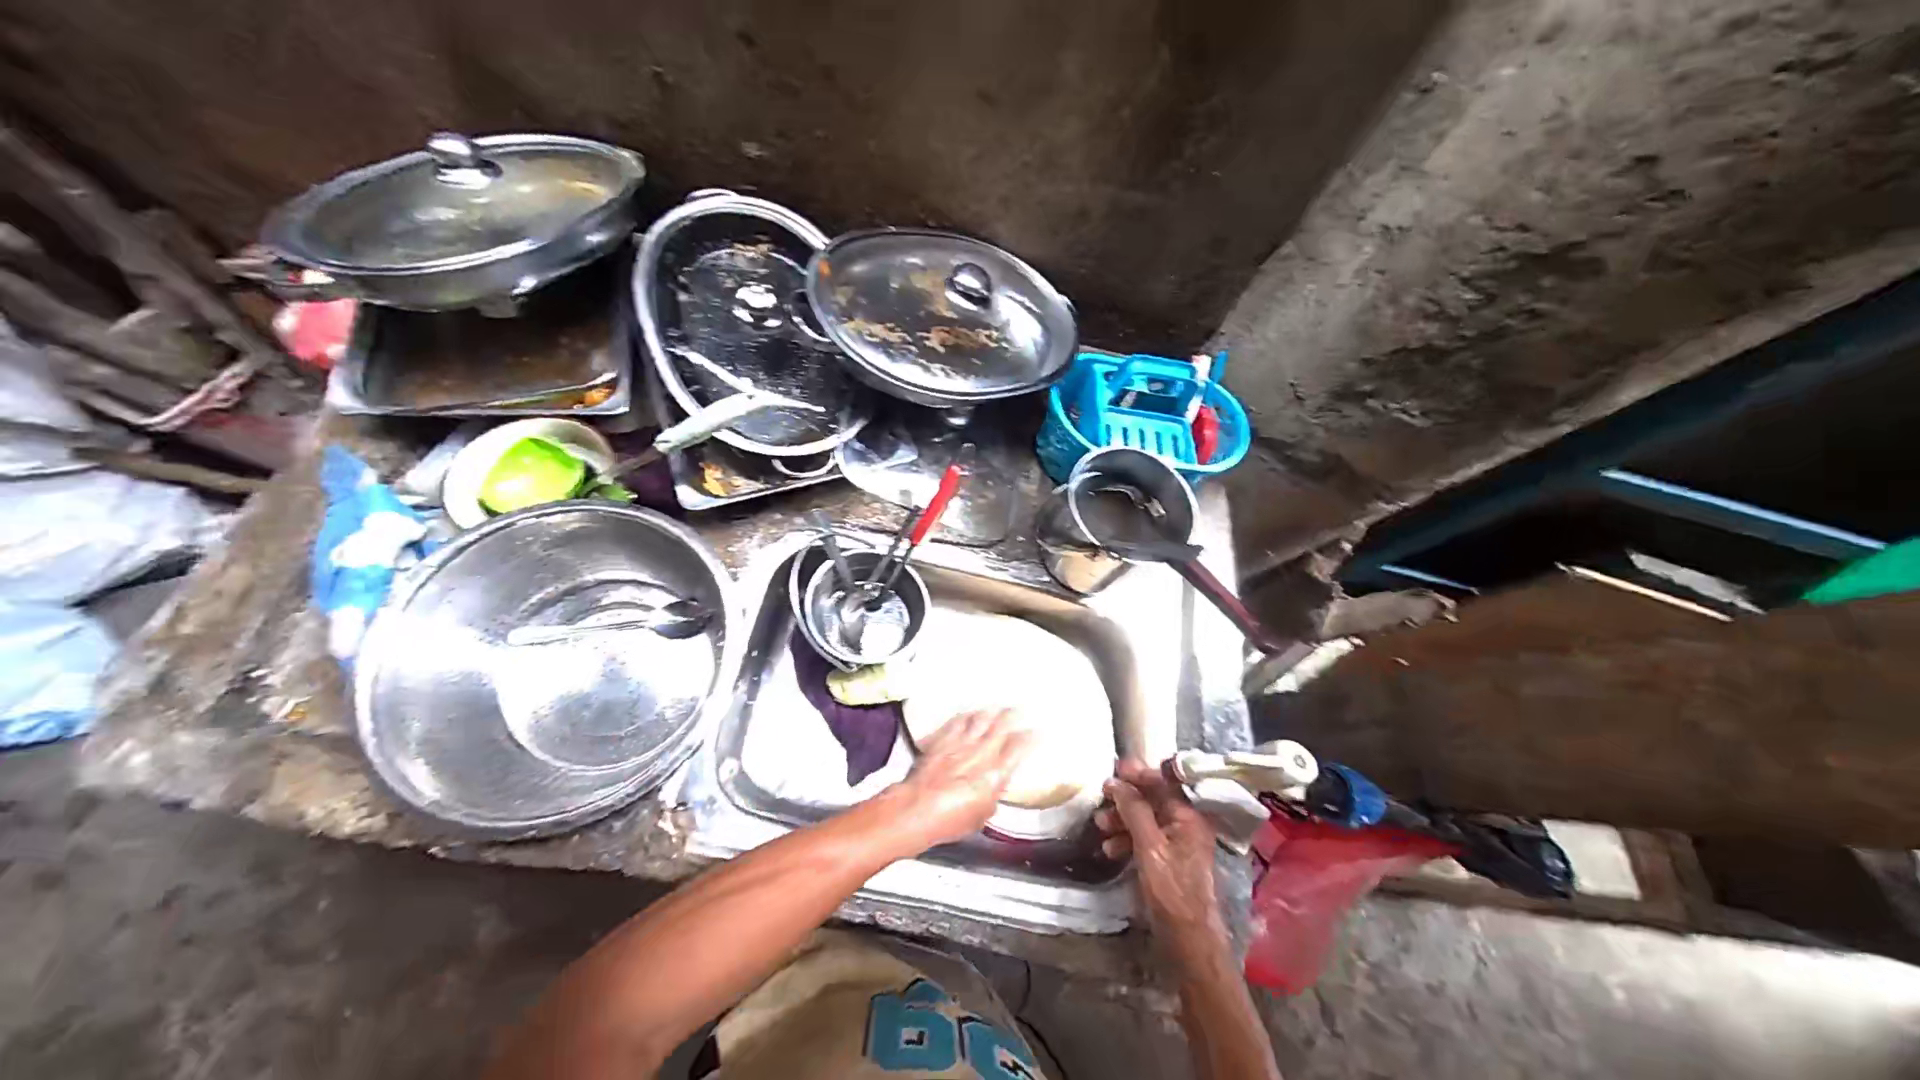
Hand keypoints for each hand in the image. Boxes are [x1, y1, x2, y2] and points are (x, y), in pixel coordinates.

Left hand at [883, 709, 1030, 852]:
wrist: (916, 809)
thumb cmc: (952, 821)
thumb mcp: (982, 815)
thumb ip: (991, 796)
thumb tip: (993, 788)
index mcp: (996, 773)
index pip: (1018, 748)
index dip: (1030, 738)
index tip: (1036, 732)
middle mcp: (981, 752)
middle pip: (1000, 726)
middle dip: (1012, 716)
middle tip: (1018, 710)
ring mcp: (959, 743)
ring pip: (979, 719)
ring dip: (990, 712)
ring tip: (995, 708)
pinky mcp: (941, 740)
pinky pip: (956, 722)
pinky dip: (965, 716)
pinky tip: (968, 714)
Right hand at [1097, 759, 1228, 961]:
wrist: (1187, 940)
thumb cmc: (1171, 890)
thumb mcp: (1149, 846)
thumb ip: (1134, 810)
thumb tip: (1117, 781)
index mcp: (1188, 817)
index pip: (1163, 783)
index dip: (1138, 774)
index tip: (1113, 770)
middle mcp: (1185, 826)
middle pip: (1152, 801)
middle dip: (1125, 799)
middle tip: (1101, 800)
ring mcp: (1177, 845)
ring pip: (1145, 821)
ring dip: (1122, 820)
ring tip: (1100, 826)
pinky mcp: (1167, 862)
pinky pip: (1145, 840)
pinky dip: (1127, 840)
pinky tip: (1110, 848)